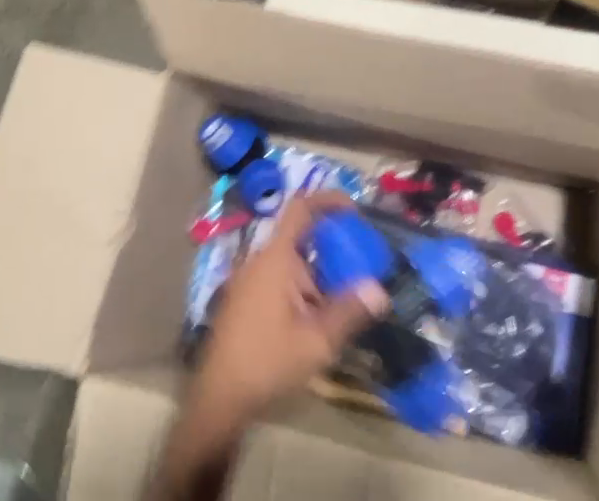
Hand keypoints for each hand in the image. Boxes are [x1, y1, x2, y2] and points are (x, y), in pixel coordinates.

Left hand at [191, 190, 389, 418]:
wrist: (218, 399)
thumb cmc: (267, 362)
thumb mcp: (317, 341)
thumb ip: (349, 311)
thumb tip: (379, 290)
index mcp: (274, 259)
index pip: (300, 209)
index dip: (327, 200)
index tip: (354, 210)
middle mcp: (258, 261)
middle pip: (298, 237)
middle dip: (330, 246)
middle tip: (360, 263)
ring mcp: (247, 281)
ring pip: (289, 261)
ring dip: (317, 272)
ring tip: (345, 294)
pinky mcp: (243, 301)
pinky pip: (278, 277)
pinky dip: (302, 285)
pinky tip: (318, 315)